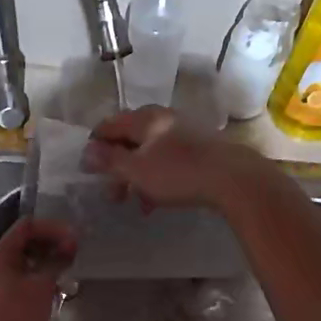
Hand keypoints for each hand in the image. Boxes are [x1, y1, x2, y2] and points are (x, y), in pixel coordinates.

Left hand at [0, 218, 75, 320]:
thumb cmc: (20, 313)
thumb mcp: (42, 284)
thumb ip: (57, 260)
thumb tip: (72, 242)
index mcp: (1, 253)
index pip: (26, 226)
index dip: (51, 227)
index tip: (73, 236)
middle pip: (26, 240)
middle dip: (51, 241)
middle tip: (74, 248)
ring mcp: (2, 277)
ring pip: (28, 257)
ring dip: (49, 257)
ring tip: (70, 262)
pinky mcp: (9, 292)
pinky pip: (27, 272)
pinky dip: (43, 271)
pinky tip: (59, 279)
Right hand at [80, 106, 270, 209]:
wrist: (233, 178)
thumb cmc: (178, 173)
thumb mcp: (136, 170)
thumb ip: (109, 160)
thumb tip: (86, 151)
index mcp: (144, 119)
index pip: (108, 126)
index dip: (94, 147)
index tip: (88, 171)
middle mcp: (163, 119)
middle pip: (130, 140)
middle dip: (117, 168)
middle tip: (112, 195)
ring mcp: (184, 132)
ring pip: (150, 153)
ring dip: (137, 178)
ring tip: (135, 202)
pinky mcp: (200, 149)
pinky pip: (168, 161)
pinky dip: (157, 179)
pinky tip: (158, 201)